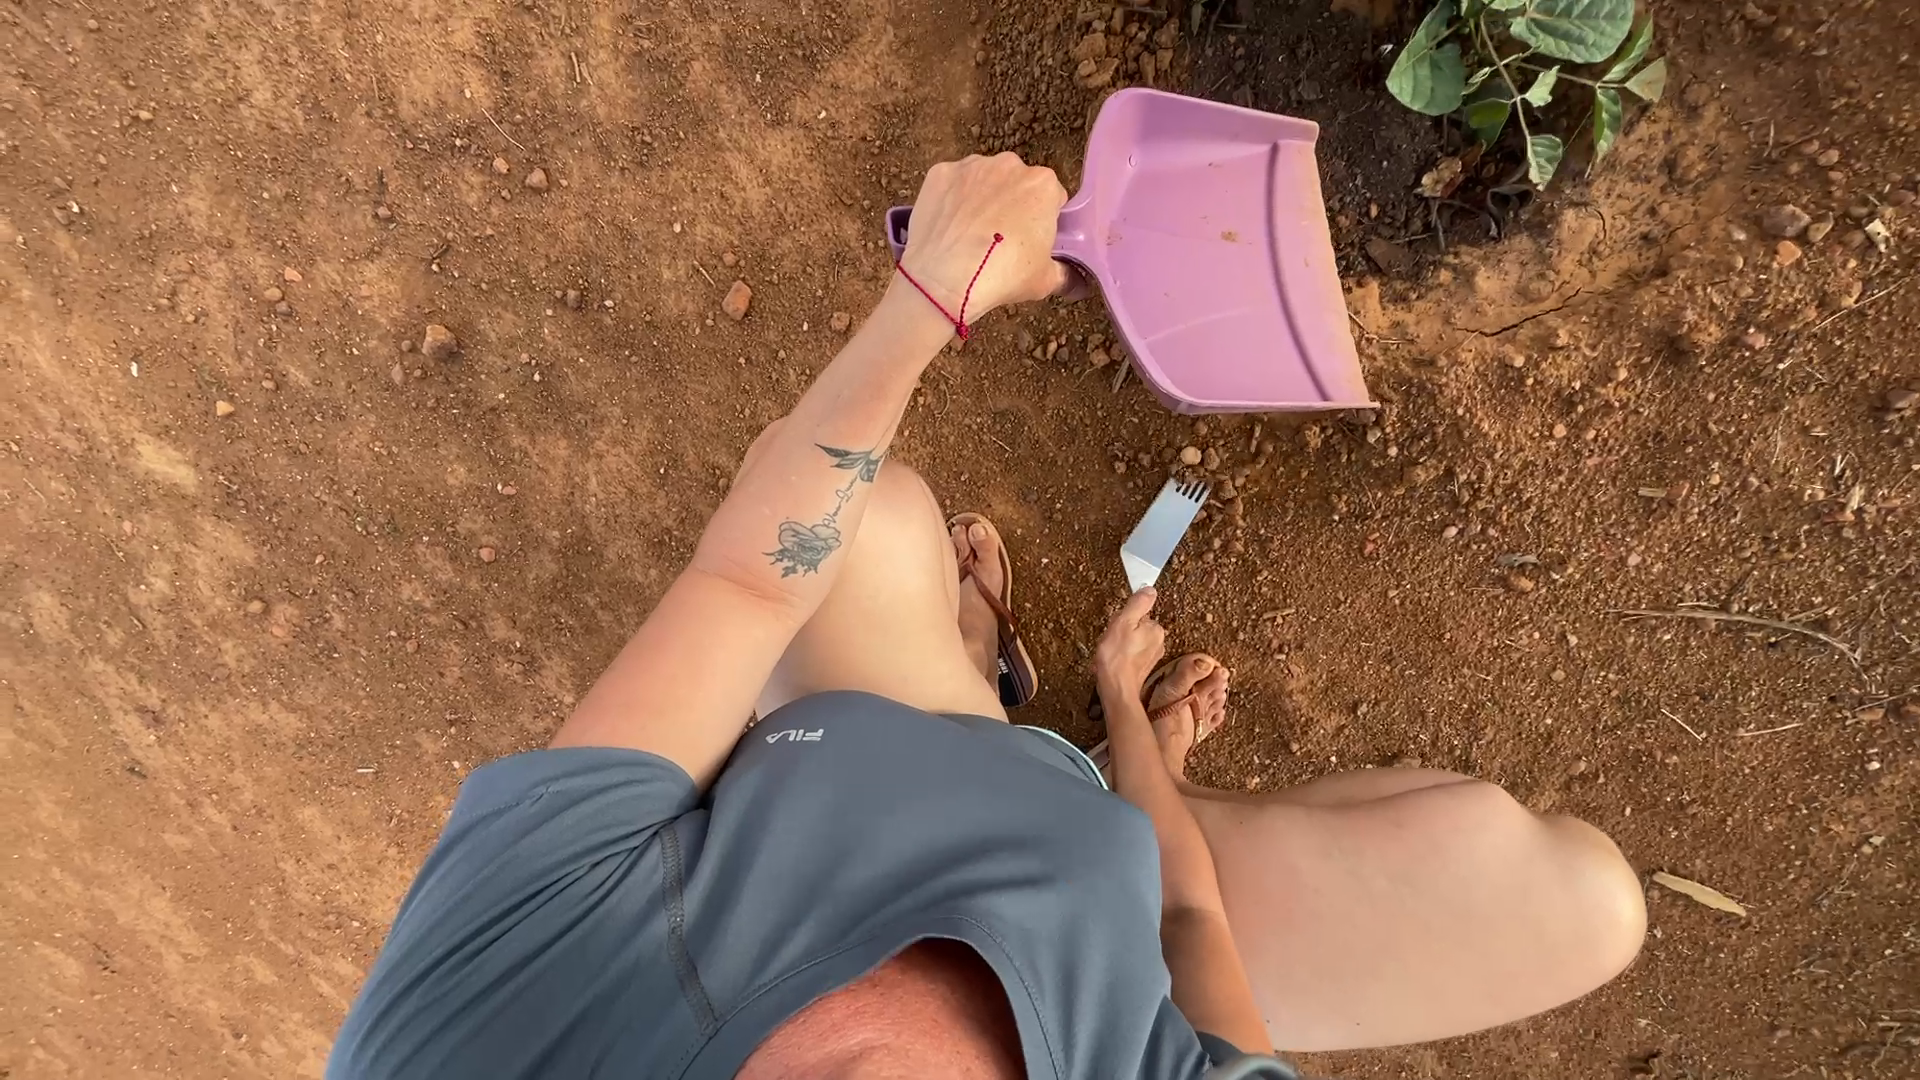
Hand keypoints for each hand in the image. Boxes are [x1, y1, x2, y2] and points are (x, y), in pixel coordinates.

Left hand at [898, 153, 1069, 321]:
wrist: (945, 279)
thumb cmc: (1002, 276)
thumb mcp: (1045, 281)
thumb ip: (1063, 273)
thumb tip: (1072, 277)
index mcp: (1043, 185)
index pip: (1052, 197)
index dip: (1043, 220)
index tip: (1033, 240)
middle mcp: (1009, 165)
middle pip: (1016, 184)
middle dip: (1012, 206)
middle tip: (1001, 242)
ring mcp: (972, 166)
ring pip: (983, 181)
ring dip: (981, 201)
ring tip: (970, 238)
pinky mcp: (940, 174)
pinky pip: (951, 186)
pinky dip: (951, 202)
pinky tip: (948, 229)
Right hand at [1092, 588, 1166, 700]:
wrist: (1116, 689)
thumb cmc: (1116, 659)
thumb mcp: (1123, 622)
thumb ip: (1138, 604)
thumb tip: (1149, 589)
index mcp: (1155, 629)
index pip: (1137, 614)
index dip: (1122, 619)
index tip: (1115, 628)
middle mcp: (1158, 642)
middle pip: (1134, 627)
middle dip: (1120, 632)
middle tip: (1111, 642)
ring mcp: (1151, 656)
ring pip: (1130, 641)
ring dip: (1118, 645)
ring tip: (1110, 654)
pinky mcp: (1143, 667)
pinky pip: (1129, 654)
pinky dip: (1119, 657)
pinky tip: (1112, 662)